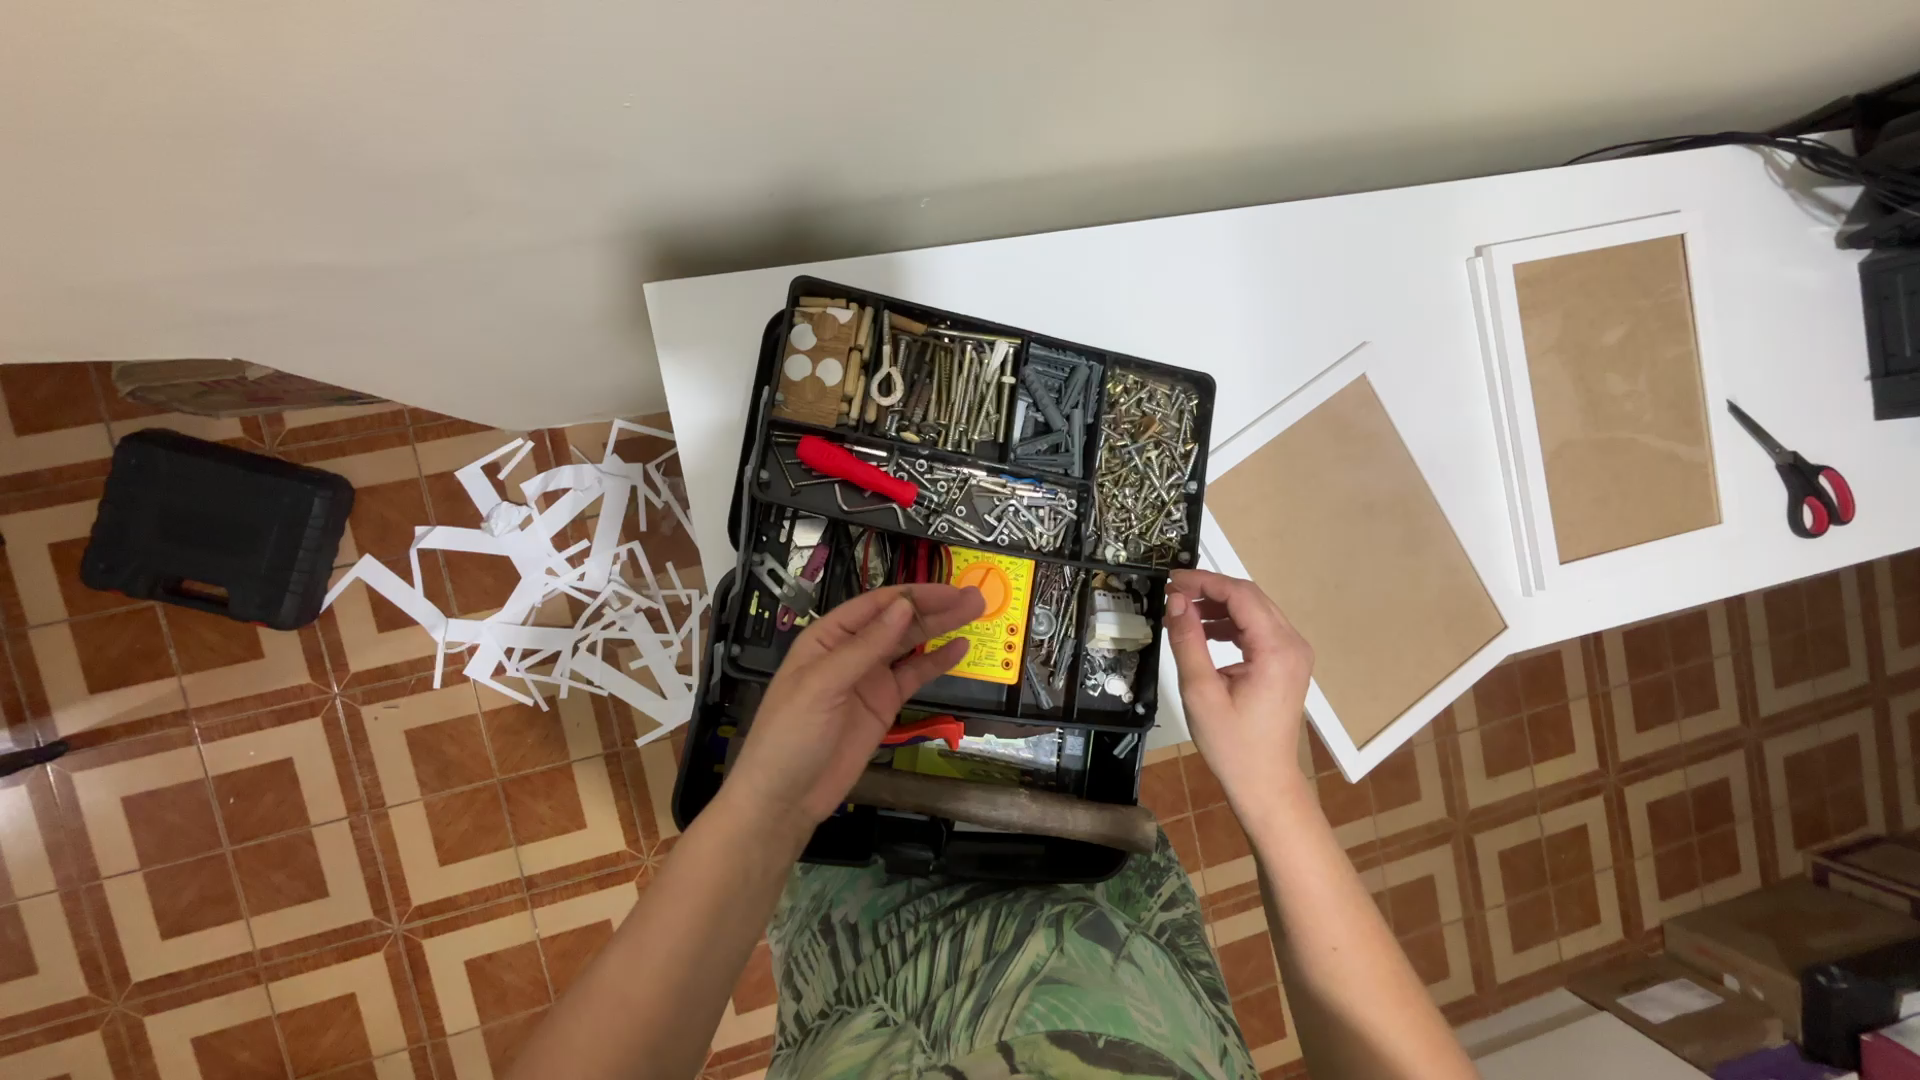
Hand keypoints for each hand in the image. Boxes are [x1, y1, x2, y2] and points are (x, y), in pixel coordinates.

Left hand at [718, 583, 984, 833]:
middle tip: (974, 598)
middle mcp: (850, 652)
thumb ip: (865, 646)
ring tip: (974, 612)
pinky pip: (913, 677)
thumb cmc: (790, 736)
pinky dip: (936, 662)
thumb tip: (903, 607)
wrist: (783, 798)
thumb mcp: (823, 685)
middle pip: (897, 621)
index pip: (875, 606)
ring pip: (910, 645)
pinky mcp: (883, 705)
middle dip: (934, 608)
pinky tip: (959, 648)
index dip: (913, 595)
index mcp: (827, 638)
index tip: (948, 591)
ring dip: (940, 628)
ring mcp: (869, 679)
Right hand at [1164, 569, 1314, 806]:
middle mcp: (1293, 644)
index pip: (1241, 595)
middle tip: (1172, 594)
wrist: (1264, 781)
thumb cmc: (1231, 743)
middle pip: (1250, 597)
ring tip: (1181, 613)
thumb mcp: (1200, 691)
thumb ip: (1188, 640)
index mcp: (1277, 649)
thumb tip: (1176, 600)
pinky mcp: (1286, 662)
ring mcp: (1293, 653)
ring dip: (1218, 606)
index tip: (1170, 582)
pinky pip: (1257, 629)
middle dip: (1210, 590)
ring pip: (1254, 610)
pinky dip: (1229, 623)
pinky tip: (1203, 632)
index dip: (1204, 581)